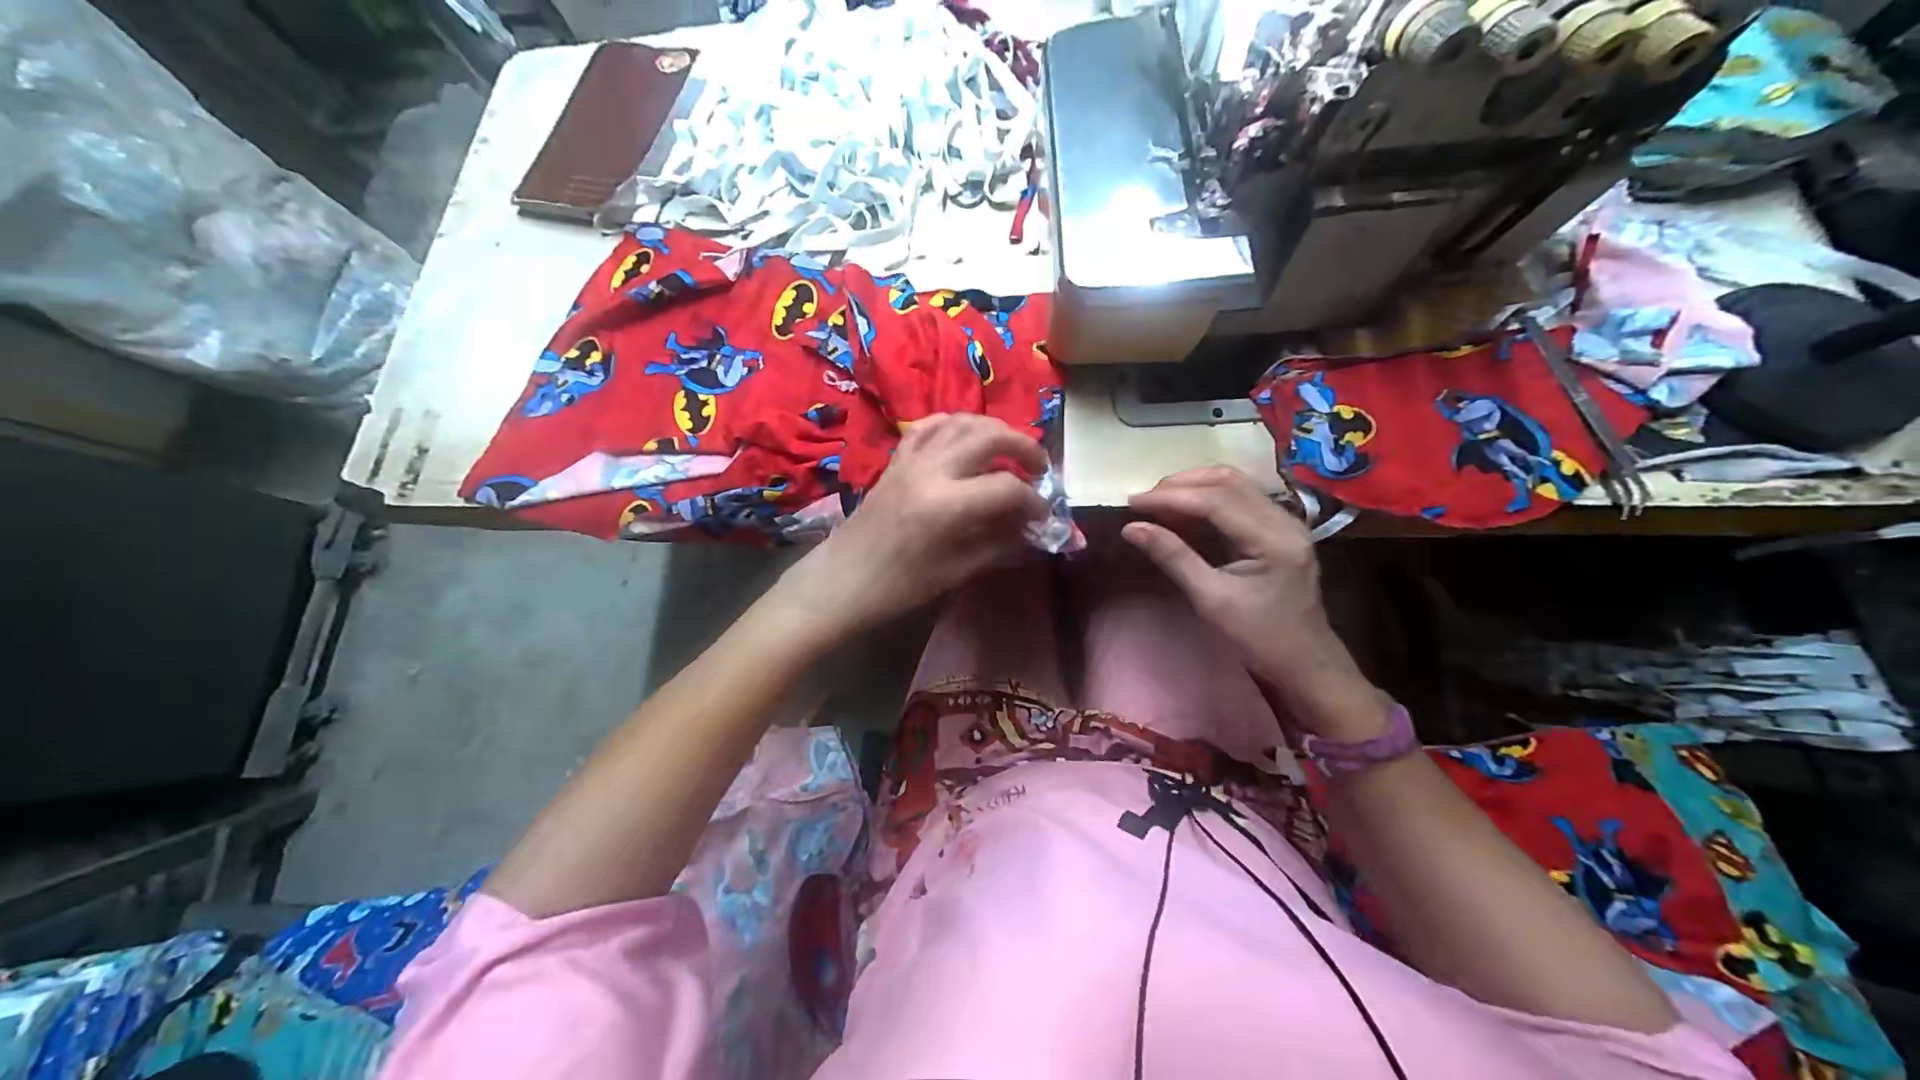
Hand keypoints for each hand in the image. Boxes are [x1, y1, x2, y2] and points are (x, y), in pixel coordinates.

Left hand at [772, 414, 1049, 641]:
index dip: (1034, 500)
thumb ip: (999, 543)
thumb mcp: (956, 571)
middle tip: (1039, 469)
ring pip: (961, 422)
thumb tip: (1032, 528)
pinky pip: (930, 426)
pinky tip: (967, 438)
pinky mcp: (896, 460)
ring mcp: (910, 459)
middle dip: (1023, 448)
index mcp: (947, 504)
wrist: (842, 580)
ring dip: (993, 430)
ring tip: (1009, 450)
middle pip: (990, 437)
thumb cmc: (899, 586)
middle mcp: (931, 470)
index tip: (1043, 515)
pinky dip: (955, 425)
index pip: (1007, 487)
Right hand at [1122, 467, 1389, 739]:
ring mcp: (1285, 521)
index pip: (1216, 501)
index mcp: (1273, 540)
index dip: (1170, 497)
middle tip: (1143, 502)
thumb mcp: (1211, 600)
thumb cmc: (1258, 637)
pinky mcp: (1278, 528)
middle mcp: (1285, 520)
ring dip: (1193, 487)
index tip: (1132, 503)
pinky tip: (1182, 512)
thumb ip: (1173, 557)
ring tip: (1157, 504)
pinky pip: (1239, 498)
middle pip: (1227, 481)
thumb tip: (1132, 528)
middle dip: (1180, 485)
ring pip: (1234, 484)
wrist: (1304, 660)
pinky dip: (1206, 498)